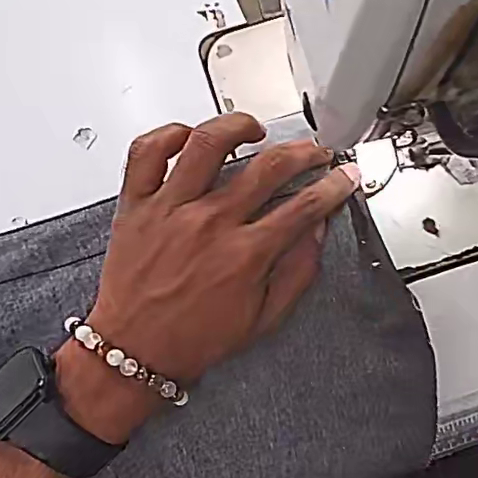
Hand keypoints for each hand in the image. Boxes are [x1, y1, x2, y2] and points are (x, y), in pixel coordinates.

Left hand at [55, 113, 360, 443]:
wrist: (137, 351)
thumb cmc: (193, 338)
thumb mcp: (262, 319)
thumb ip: (297, 273)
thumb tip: (316, 232)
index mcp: (245, 254)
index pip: (304, 205)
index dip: (332, 186)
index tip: (341, 178)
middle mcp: (210, 224)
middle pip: (269, 166)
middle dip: (304, 153)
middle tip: (312, 153)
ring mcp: (171, 209)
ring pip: (208, 143)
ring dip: (239, 126)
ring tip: (254, 130)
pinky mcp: (137, 205)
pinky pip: (147, 153)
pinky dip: (168, 134)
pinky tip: (189, 137)